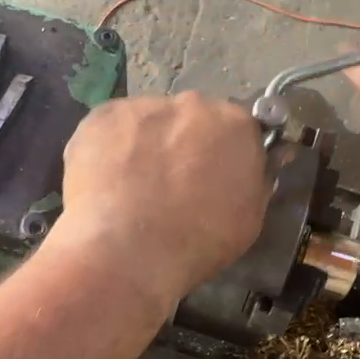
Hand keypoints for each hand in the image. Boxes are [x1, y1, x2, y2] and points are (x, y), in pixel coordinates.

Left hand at [51, 92, 269, 311]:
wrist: (125, 254)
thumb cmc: (195, 245)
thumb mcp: (246, 221)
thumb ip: (255, 181)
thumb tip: (258, 162)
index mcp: (236, 125)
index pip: (234, 129)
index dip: (221, 155)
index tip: (209, 178)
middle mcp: (192, 104)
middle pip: (189, 120)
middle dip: (181, 146)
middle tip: (167, 187)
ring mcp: (143, 107)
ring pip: (147, 123)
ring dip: (143, 147)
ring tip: (129, 191)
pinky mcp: (100, 117)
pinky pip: (109, 130)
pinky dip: (107, 151)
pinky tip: (104, 184)